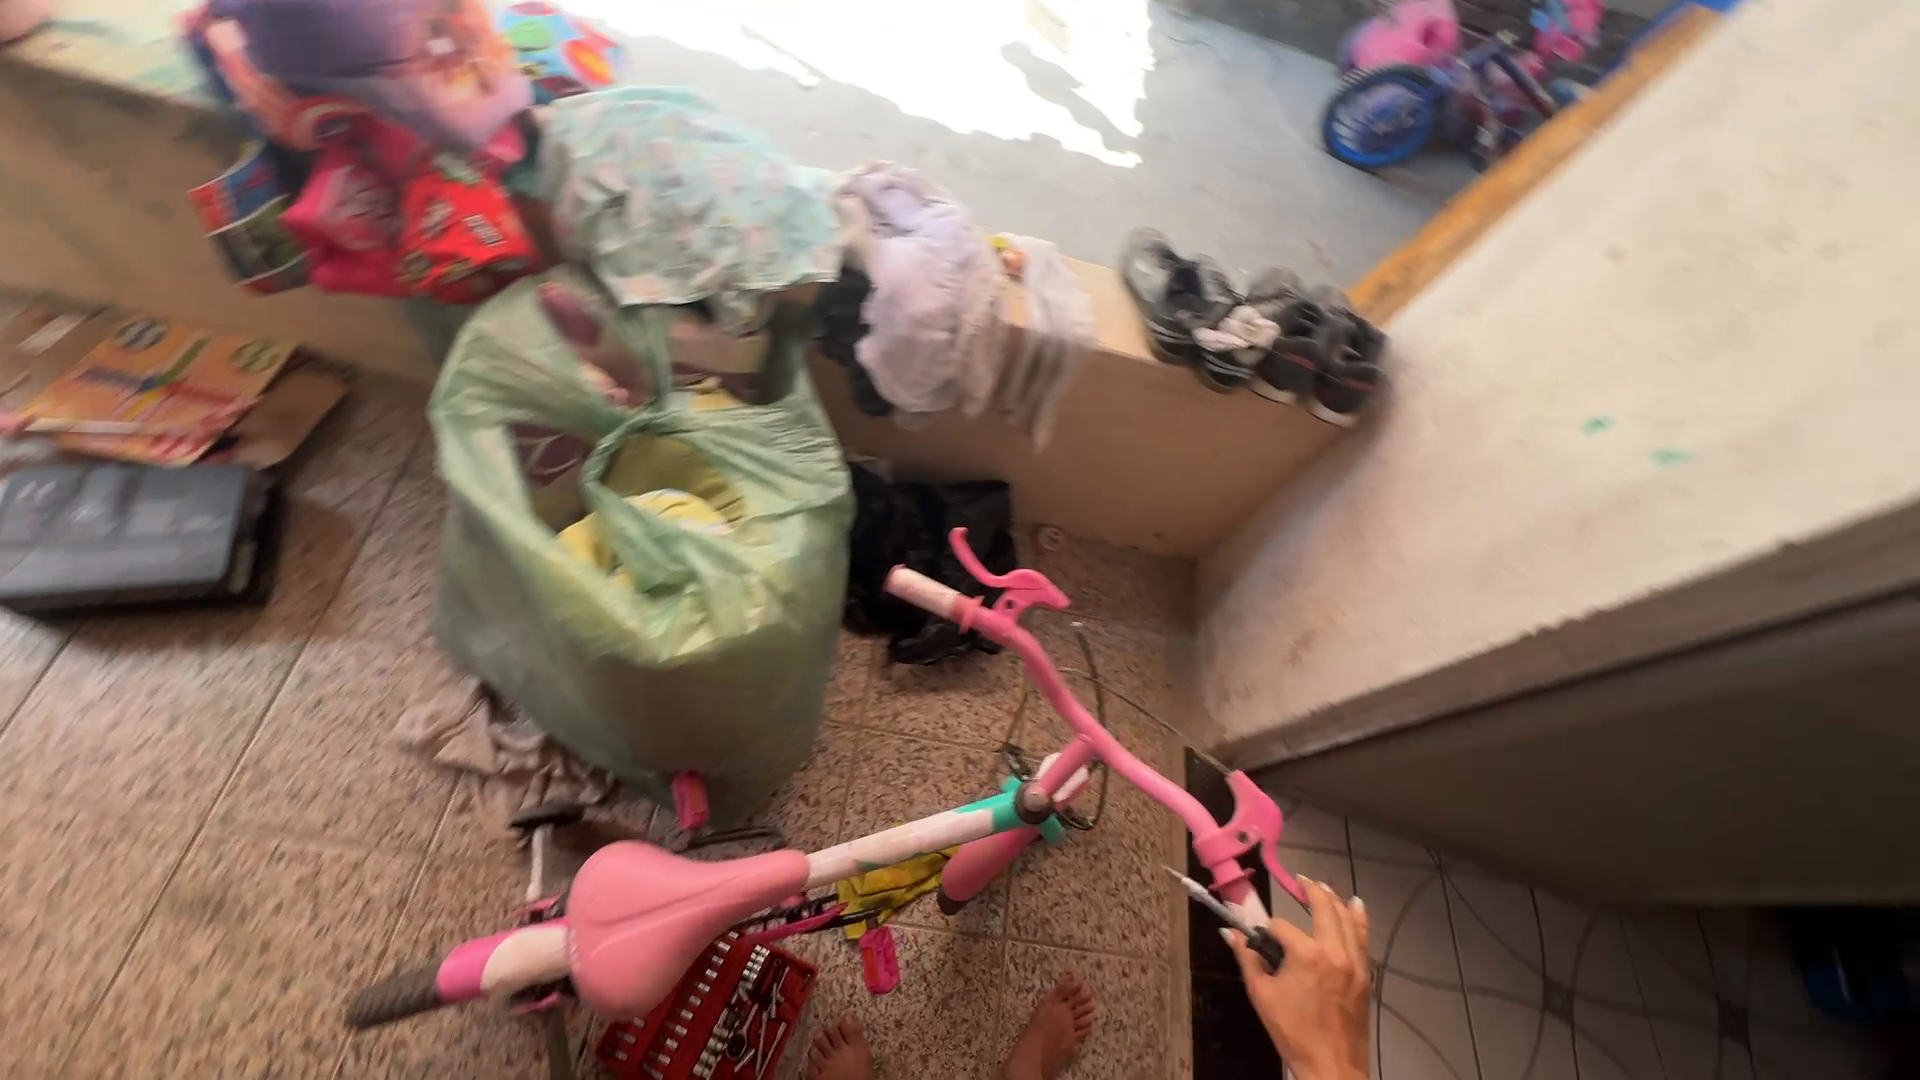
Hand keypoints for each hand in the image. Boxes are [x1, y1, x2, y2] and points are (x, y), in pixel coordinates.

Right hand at [1230, 878, 1371, 1079]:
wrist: (1332, 1068)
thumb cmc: (1292, 1031)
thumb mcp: (1261, 994)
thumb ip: (1247, 958)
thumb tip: (1230, 933)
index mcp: (1306, 954)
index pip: (1282, 926)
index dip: (1267, 931)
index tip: (1259, 942)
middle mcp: (1334, 952)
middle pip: (1324, 909)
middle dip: (1311, 891)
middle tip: (1299, 880)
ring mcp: (1355, 964)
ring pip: (1349, 920)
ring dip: (1335, 900)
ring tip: (1323, 886)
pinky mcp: (1366, 977)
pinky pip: (1363, 939)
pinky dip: (1358, 920)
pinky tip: (1355, 908)